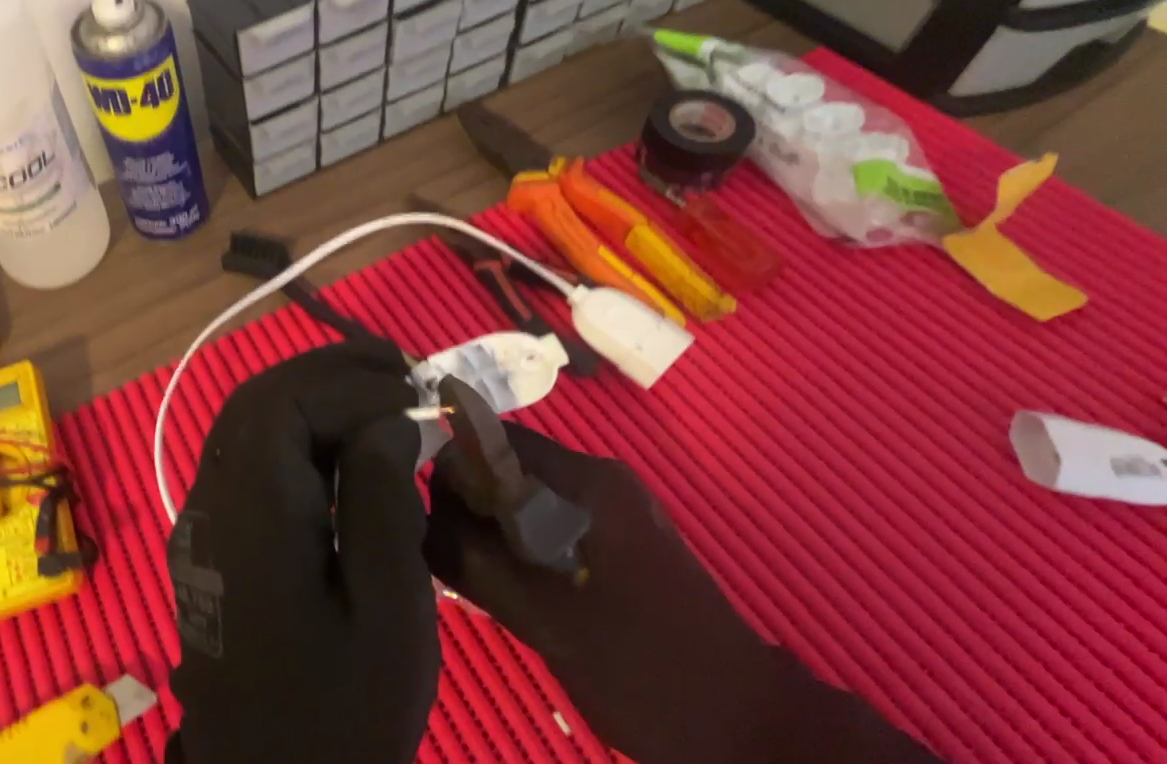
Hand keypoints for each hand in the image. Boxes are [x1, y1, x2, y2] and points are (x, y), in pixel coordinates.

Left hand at [166, 341, 438, 763]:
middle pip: (256, 401)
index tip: (414, 395)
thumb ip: (380, 502)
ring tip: (378, 386)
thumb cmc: (342, 711)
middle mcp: (213, 503)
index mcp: (251, 516)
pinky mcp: (216, 537)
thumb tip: (385, 419)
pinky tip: (342, 439)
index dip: (349, 386)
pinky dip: (294, 429)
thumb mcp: (386, 611)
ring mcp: (206, 519)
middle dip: (325, 372)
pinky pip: (248, 456)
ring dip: (309, 393)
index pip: (284, 408)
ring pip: (247, 423)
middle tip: (396, 365)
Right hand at [427, 423, 885, 763]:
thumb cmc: (647, 668)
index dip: (451, 471)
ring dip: (490, 533)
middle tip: (446, 558)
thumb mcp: (548, 618)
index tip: (426, 519)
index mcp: (587, 481)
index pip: (492, 439)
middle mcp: (598, 481)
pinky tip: (506, 593)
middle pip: (506, 468)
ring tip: (470, 579)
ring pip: (522, 500)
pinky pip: (545, 527)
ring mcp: (610, 514)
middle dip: (468, 506)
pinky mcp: (615, 547)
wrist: (749, 728)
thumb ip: (476, 563)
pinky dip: (516, 549)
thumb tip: (418, 519)